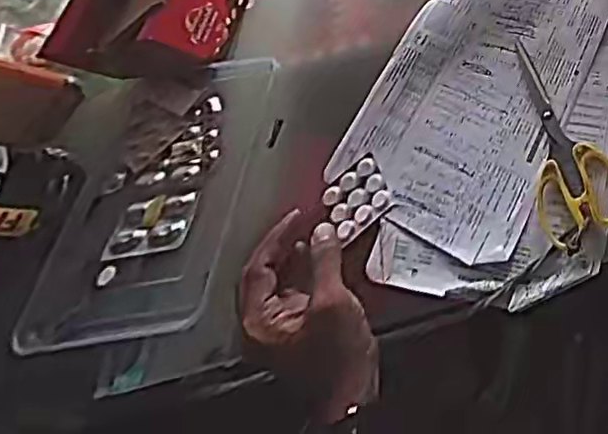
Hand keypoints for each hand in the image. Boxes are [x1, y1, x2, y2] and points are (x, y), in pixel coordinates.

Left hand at [240, 210, 378, 421]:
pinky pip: (298, 286)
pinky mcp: (301, 323)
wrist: (349, 390)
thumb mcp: (332, 301)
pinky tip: (324, 254)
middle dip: (285, 243)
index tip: (295, 217)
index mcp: (260, 321)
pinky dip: (309, 267)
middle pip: (266, 272)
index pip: (258, 268)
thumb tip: (321, 232)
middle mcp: (264, 323)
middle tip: (304, 219)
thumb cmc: (336, 358)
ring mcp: (282, 324)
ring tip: (317, 230)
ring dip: (299, 253)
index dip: (276, 238)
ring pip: (282, 278)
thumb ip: (324, 262)